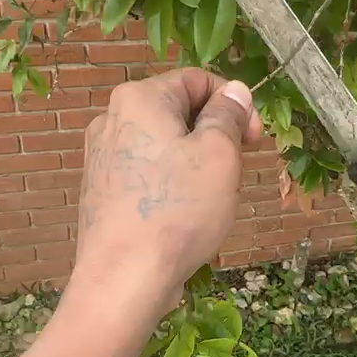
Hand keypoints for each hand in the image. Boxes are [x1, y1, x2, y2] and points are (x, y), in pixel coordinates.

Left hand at [72, 69, 261, 321]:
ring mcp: (101, 158)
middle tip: (234, 172)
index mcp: (139, 99)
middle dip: (213, 137)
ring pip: (163, 147)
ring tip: (209, 201)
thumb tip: (234, 91)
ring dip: (194, 164)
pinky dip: (170, 186)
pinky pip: (146, 175)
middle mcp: (111, 120)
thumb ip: (228, 115)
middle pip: (177, 113)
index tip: (255, 138)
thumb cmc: (178, 211)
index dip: (233, 103)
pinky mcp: (100, 192)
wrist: (124, 277)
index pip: (196, 80)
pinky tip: (182, 217)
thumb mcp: (219, 155)